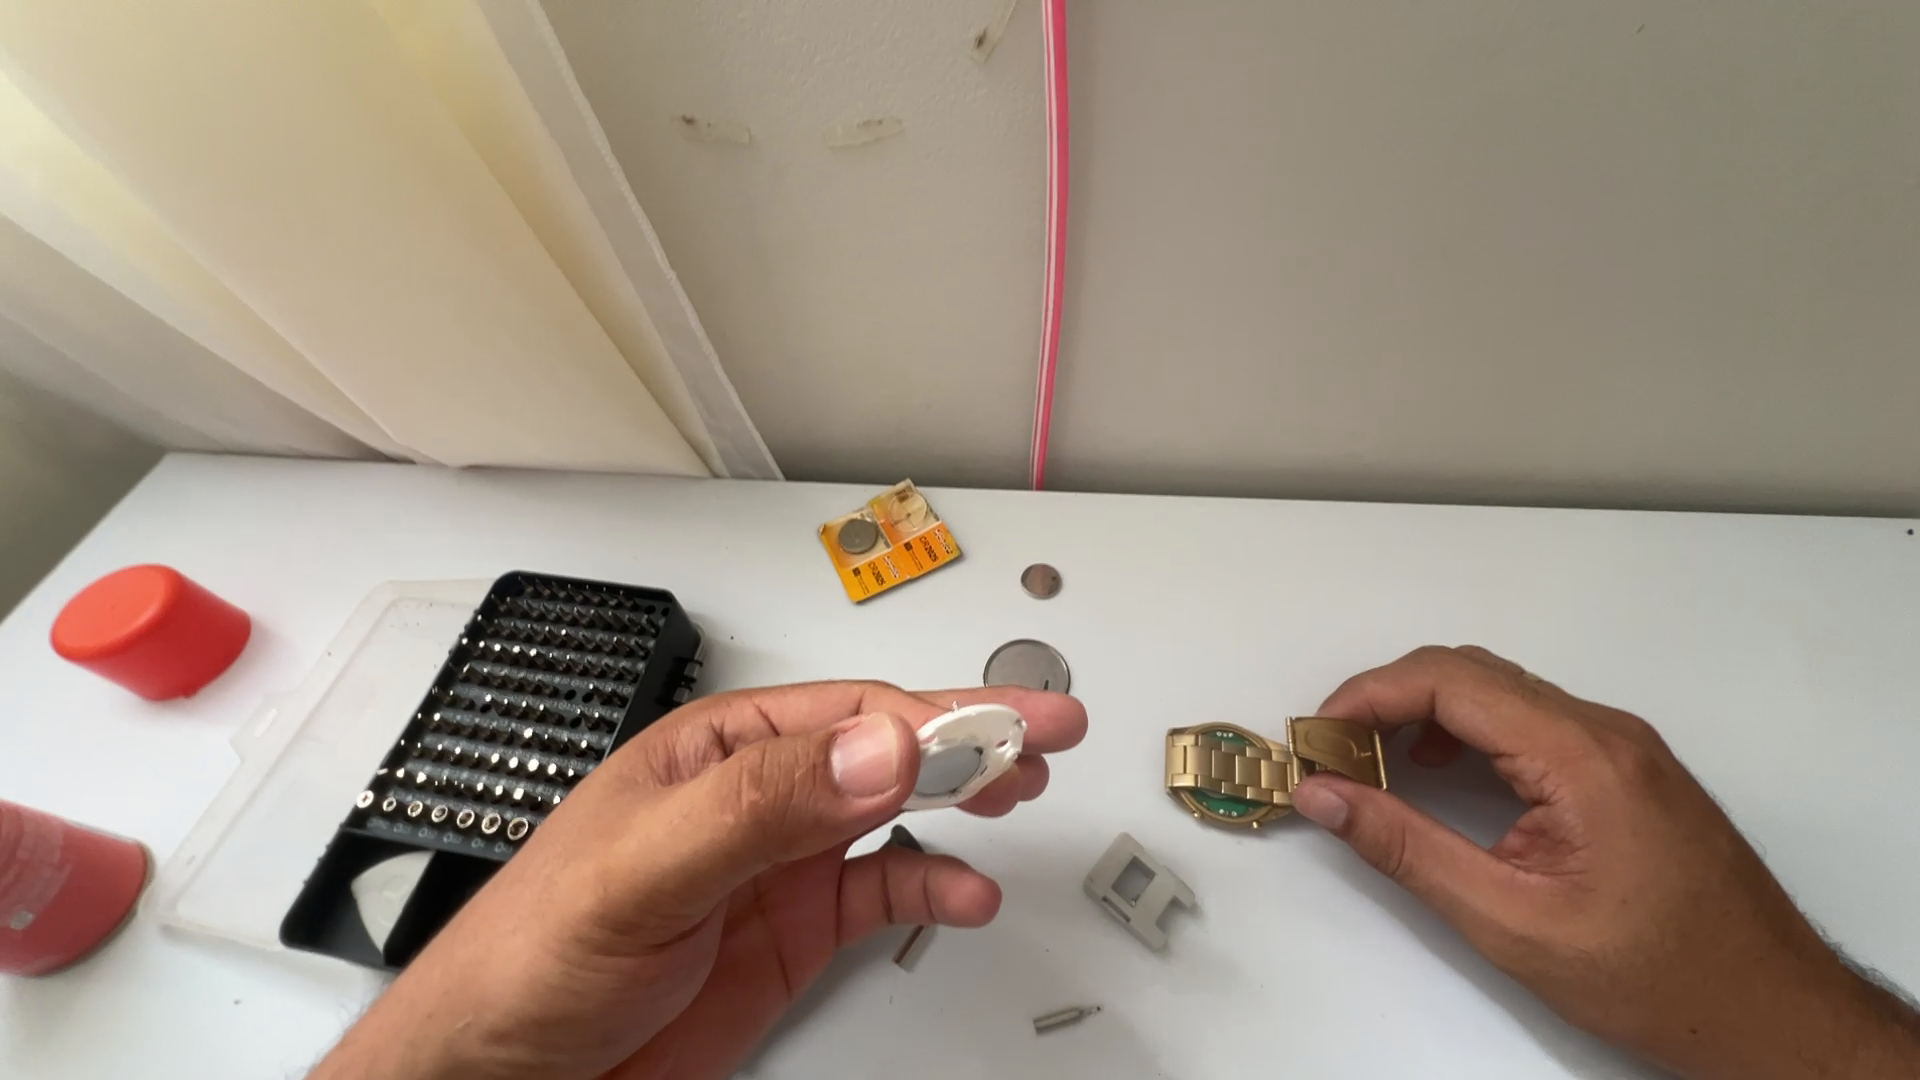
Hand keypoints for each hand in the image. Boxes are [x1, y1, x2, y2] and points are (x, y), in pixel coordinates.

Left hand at [312, 681, 1087, 1079]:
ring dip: (962, 796)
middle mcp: (765, 790)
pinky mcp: (797, 924)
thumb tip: (882, 749)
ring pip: (896, 808)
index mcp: (725, 747)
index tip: (1009, 727)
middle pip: (886, 746)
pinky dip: (932, 882)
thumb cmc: (534, 959)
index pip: (854, 715)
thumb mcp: (648, 868)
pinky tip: (968, 891)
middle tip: (1045, 731)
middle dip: (970, 736)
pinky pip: (882, 887)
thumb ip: (766, 803)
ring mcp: (786, 857)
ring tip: (1023, 791)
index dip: (939, 717)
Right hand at [1291, 646, 1919, 1079]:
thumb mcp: (1509, 923)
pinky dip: (1457, 724)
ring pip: (1490, 685)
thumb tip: (1317, 795)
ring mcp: (1614, 741)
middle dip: (1383, 696)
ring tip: (1370, 755)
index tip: (1316, 737)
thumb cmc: (1652, 978)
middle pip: (1464, 670)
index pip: (1448, 682)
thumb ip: (1404, 849)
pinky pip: (1518, 712)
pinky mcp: (1617, 761)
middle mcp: (1599, 727)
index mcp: (1579, 755)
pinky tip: (1438, 765)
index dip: (1367, 695)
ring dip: (1417, 707)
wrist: (1785, 1024)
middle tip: (1333, 747)